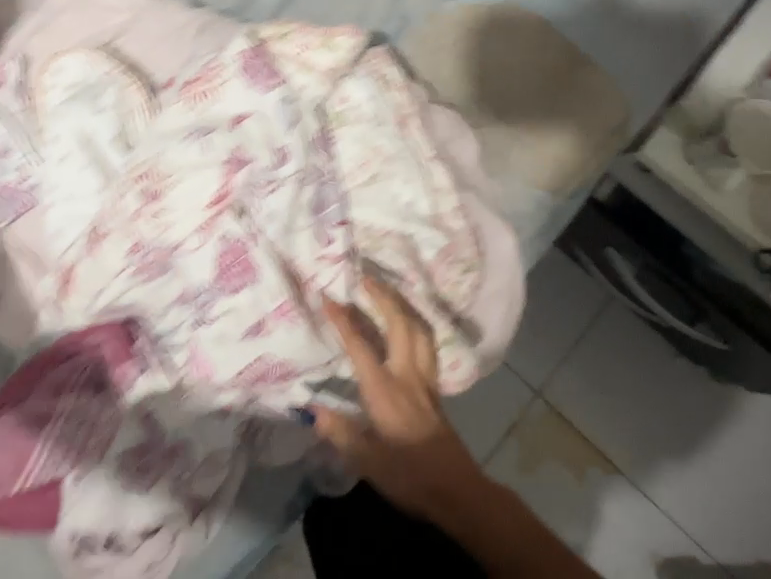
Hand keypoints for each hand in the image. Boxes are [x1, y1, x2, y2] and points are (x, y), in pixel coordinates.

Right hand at [311, 274, 487, 521]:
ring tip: (389, 293)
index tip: (327, 296)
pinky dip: (416, 327)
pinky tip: (409, 328)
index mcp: (385, 390)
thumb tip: (312, 409)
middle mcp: (407, 376)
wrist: (458, 493)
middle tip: (365, 278)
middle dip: (382, 297)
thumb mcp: (366, 461)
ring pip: (420, 331)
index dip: (342, 319)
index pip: (360, 345)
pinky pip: (427, 345)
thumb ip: (339, 432)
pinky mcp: (435, 391)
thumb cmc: (410, 477)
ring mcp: (426, 382)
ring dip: (404, 307)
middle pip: (399, 324)